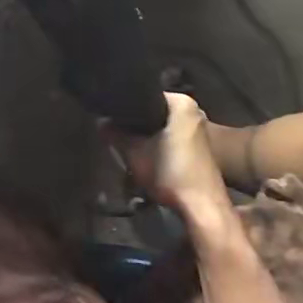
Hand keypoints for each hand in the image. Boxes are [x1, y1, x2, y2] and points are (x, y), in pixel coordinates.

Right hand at [110, 93, 231, 221]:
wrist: (201, 206)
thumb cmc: (169, 172)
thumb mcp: (135, 152)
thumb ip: (116, 134)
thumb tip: (101, 122)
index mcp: (182, 102)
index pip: (147, 96)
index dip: (127, 108)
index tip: (112, 119)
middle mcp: (194, 110)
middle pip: (156, 113)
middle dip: (138, 126)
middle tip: (118, 136)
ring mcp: (200, 129)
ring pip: (164, 128)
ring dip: (148, 139)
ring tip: (130, 149)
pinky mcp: (201, 148)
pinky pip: (173, 140)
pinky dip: (160, 147)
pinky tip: (148, 159)